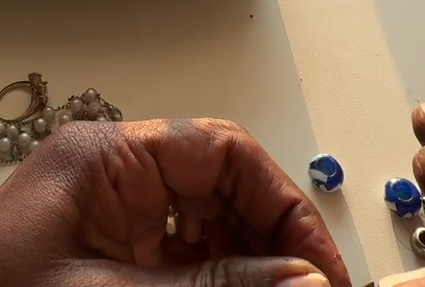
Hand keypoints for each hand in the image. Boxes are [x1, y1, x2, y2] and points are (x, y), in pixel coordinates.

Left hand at [0, 118, 349, 286]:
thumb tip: (307, 281)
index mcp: (106, 156)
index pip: (219, 150)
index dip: (281, 204)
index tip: (320, 271)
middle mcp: (112, 177)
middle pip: (219, 191)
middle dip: (269, 245)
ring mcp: (109, 224)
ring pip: (206, 233)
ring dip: (247, 270)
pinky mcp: (104, 264)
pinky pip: (178, 264)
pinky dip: (214, 285)